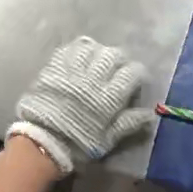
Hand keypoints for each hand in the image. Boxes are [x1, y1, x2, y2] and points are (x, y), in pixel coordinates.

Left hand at [9, 37, 150, 175]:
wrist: (42, 142)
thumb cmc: (78, 143)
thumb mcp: (108, 139)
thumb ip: (129, 123)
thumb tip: (150, 114)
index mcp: (110, 96)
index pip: (132, 73)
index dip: (138, 74)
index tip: (136, 81)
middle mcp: (94, 78)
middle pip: (114, 55)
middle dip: (119, 60)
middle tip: (117, 69)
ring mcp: (73, 70)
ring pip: (92, 48)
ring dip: (98, 52)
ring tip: (97, 61)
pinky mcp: (54, 68)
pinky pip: (68, 49)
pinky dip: (77, 50)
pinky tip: (78, 58)